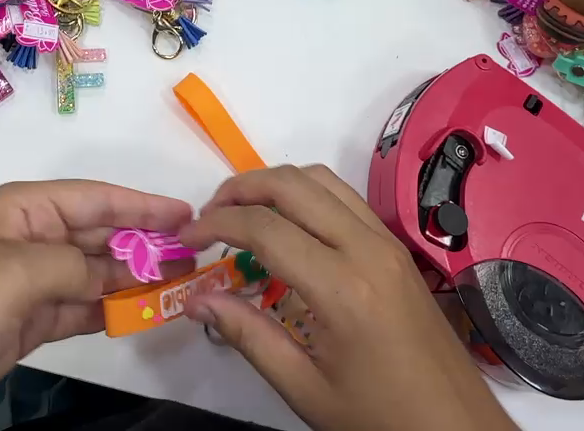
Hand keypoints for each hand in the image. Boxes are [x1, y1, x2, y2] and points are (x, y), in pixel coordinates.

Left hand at [0, 180, 193, 430]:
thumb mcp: (17, 275)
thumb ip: (75, 267)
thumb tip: (118, 269)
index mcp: (24, 207)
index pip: (94, 198)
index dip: (142, 204)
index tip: (187, 213)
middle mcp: (31, 235)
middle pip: (98, 233)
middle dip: (144, 242)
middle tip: (195, 256)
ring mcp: (31, 279)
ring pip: (94, 272)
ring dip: (133, 278)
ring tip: (181, 286)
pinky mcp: (30, 318)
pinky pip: (81, 306)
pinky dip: (110, 309)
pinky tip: (142, 313)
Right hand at [180, 165, 515, 430]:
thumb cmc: (380, 419)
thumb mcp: (306, 390)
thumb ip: (247, 335)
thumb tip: (194, 300)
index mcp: (342, 288)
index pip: (263, 228)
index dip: (216, 223)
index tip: (188, 238)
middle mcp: (364, 247)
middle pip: (289, 184)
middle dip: (239, 189)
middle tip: (209, 217)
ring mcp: (385, 240)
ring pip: (317, 178)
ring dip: (272, 183)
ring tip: (242, 212)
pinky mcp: (395, 244)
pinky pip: (342, 194)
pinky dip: (304, 192)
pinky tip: (287, 223)